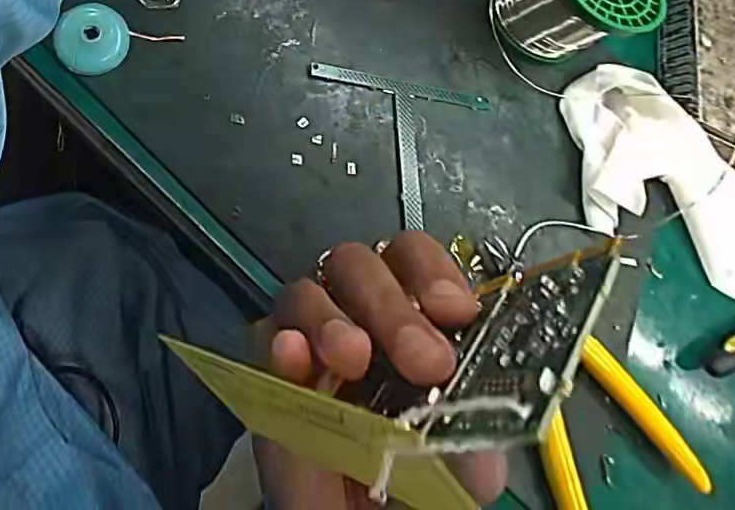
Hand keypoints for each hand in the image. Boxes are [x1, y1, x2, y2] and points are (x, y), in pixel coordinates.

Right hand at [252, 232, 507, 508]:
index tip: (454, 311)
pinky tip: (295, 356)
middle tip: (421, 359)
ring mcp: (305, 334)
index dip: (430, 271)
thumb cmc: (416, 477)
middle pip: (356, 264)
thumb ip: (472, 425)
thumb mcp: (465, 459)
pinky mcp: (268, 372)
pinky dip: (280, 343)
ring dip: (329, 319)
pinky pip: (263, 340)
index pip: (410, 257)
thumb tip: (467, 412)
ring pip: (304, 291)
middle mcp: (351, 308)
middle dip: (388, 304)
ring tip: (353, 358)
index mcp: (403, 311)